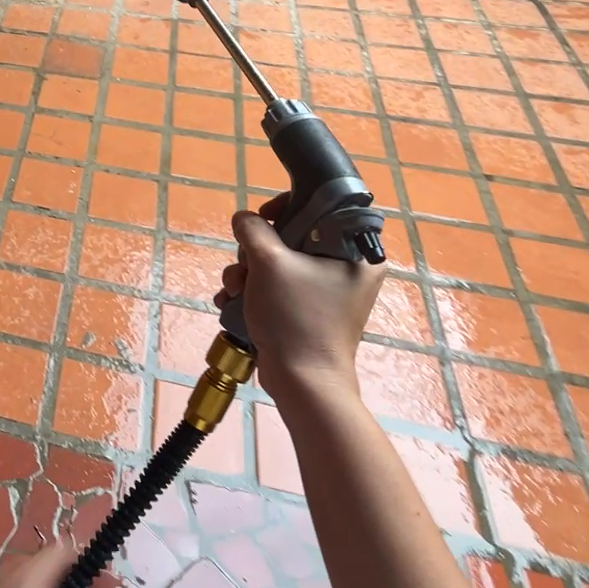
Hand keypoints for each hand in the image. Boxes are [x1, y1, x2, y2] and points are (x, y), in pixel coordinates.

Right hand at [217, 198, 384, 401]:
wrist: (302, 381)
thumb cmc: (296, 317)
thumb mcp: (269, 263)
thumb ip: (253, 230)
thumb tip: (244, 218)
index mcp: (356, 252)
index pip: (323, 207)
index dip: (288, 206)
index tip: (264, 217)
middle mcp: (346, 268)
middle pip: (292, 236)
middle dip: (256, 250)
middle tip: (245, 265)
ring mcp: (326, 292)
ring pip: (277, 262)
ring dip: (247, 272)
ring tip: (233, 289)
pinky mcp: (306, 310)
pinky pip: (275, 285)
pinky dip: (252, 290)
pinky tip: (232, 300)